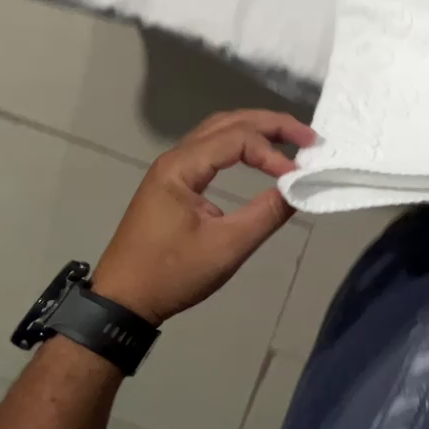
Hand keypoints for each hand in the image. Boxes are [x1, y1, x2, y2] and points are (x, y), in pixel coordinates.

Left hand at [90, 110, 316, 324]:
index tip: (296, 177)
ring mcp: (173, 169)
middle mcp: (176, 158)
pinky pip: (213, 147)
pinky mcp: (175, 183)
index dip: (272, 153)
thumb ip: (267, 213)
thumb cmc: (171, 274)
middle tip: (308, 138)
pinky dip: (242, 143)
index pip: (238, 139)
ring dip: (257, 130)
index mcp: (182, 167)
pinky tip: (260, 155)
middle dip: (272, 125)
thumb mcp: (226, 247)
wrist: (120, 305)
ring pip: (220, 130)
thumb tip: (301, 187)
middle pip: (230, 122)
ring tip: (291, 140)